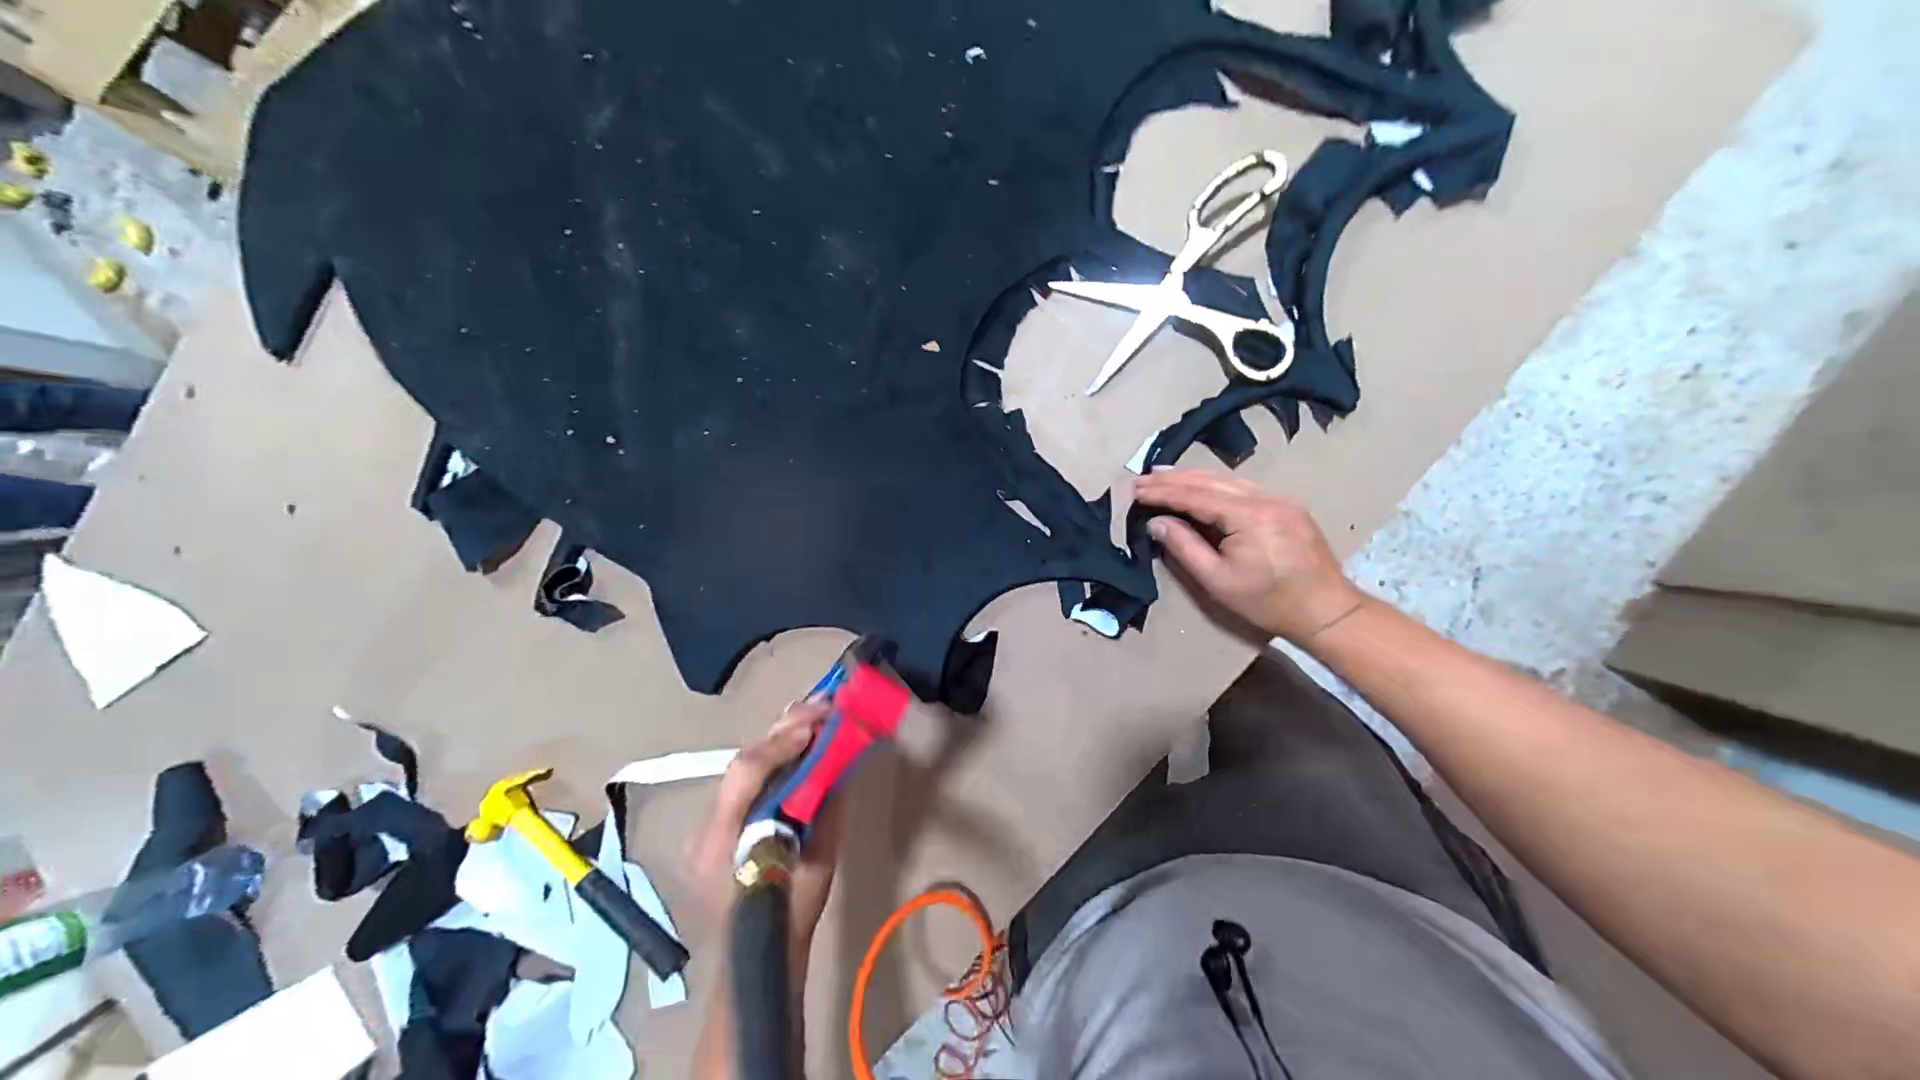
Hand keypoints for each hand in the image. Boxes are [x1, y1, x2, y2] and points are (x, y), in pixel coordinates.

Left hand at [686, 699, 846, 970]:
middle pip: (742, 761)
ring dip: (781, 736)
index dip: (780, 743)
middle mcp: (706, 825)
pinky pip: (747, 779)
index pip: (745, 773)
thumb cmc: (790, 916)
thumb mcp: (819, 863)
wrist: (757, 958)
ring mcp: (707, 824)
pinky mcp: (717, 823)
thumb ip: (827, 809)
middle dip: (785, 728)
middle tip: (825, 705)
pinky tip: (798, 738)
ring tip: (816, 712)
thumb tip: (840, 760)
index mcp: (723, 840)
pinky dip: (775, 755)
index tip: (817, 724)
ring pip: (744, 765)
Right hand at [1133, 468, 1363, 644]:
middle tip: (1144, 479)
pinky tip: (1202, 486)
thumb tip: (1157, 522)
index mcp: (1249, 516)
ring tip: (1165, 476)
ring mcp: (1280, 499)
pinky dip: (1217, 485)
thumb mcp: (1218, 581)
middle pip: (1212, 480)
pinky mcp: (1287, 506)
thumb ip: (1185, 547)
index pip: (1196, 496)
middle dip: (1175, 479)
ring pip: (1229, 480)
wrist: (1326, 610)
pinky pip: (1244, 487)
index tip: (1136, 490)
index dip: (1164, 492)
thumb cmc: (1267, 602)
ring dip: (1195, 478)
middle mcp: (1266, 498)